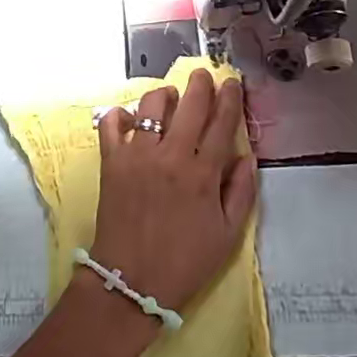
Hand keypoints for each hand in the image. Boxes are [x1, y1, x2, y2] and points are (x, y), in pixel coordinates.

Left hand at [87, 68, 257, 311]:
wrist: (132, 281)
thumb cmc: (185, 261)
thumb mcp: (228, 234)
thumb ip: (241, 192)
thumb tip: (245, 157)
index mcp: (203, 174)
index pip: (221, 124)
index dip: (229, 99)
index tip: (232, 83)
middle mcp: (171, 157)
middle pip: (189, 106)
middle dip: (200, 84)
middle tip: (203, 75)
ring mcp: (138, 157)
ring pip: (151, 107)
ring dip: (164, 95)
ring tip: (170, 97)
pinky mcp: (111, 163)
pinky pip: (111, 125)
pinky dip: (120, 114)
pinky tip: (129, 117)